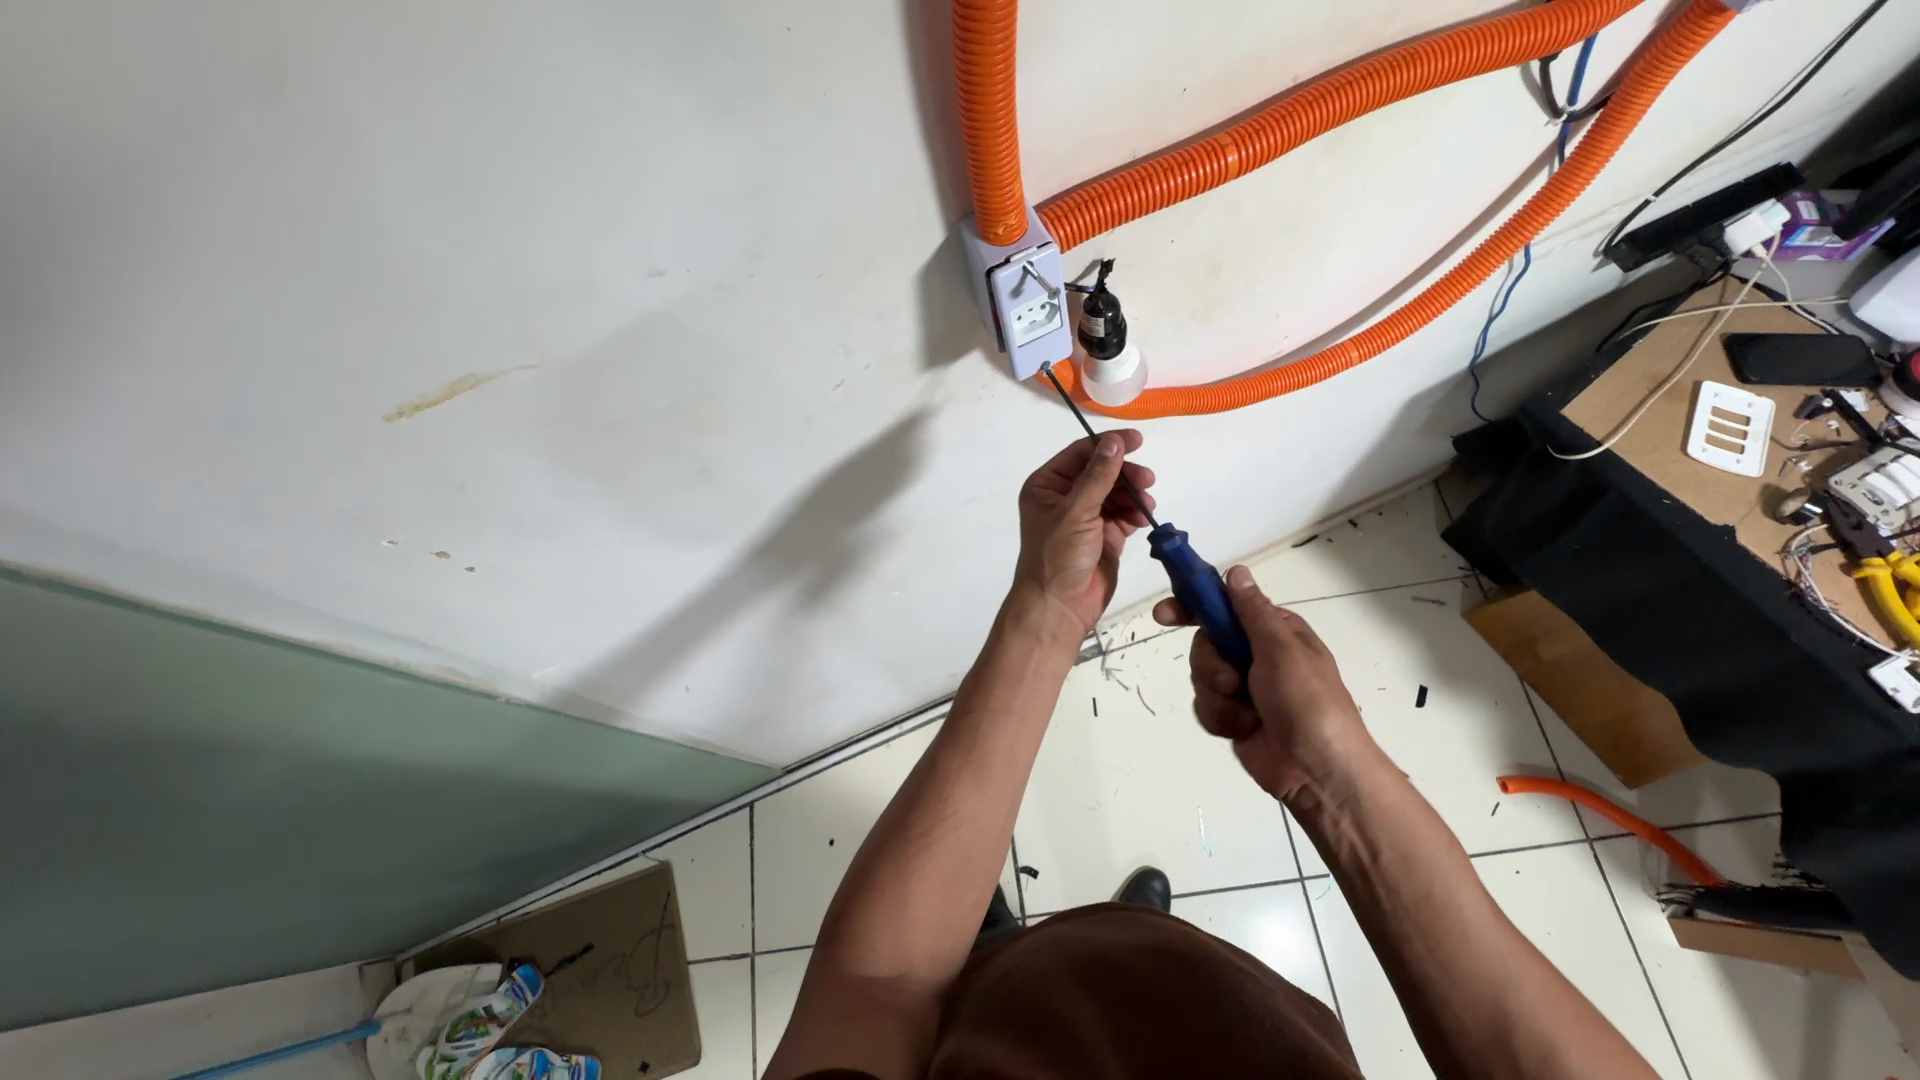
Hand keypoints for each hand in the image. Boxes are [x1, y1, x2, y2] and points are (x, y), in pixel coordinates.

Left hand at [1013, 431, 1155, 635]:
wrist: (1060, 607)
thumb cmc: (1057, 556)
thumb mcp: (1075, 512)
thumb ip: (1097, 476)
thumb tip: (1114, 442)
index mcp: (1046, 485)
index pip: (1080, 454)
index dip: (1108, 445)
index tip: (1138, 441)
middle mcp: (1065, 498)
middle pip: (1102, 472)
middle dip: (1125, 474)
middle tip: (1147, 480)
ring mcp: (1086, 517)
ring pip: (1116, 493)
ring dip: (1133, 495)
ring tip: (1146, 504)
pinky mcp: (1105, 536)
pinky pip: (1124, 514)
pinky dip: (1136, 513)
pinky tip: (1144, 518)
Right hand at [1154, 566, 1371, 798]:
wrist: (1316, 769)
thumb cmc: (1307, 702)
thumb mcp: (1282, 649)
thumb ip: (1252, 611)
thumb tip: (1237, 571)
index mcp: (1273, 631)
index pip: (1224, 606)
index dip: (1192, 606)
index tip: (1164, 615)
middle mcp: (1256, 654)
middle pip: (1204, 643)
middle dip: (1211, 665)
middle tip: (1232, 681)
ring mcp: (1243, 687)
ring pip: (1200, 676)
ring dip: (1220, 697)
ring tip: (1247, 714)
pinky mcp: (1232, 716)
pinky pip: (1204, 706)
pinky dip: (1221, 718)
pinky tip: (1244, 729)